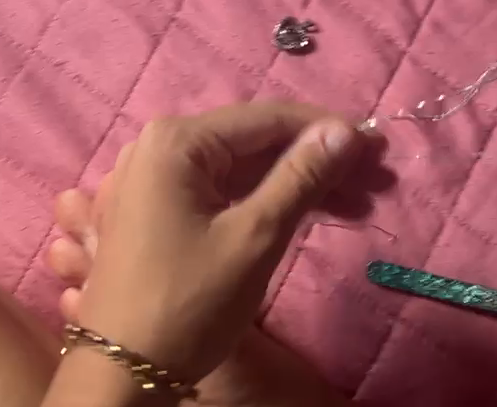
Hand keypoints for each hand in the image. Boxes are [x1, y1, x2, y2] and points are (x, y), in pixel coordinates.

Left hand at [75, 102, 365, 383]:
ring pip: (242, 168)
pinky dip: (264, 200)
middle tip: (376, 180)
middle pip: (255, 143)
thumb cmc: (187, 303)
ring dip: (297, 184)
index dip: (325, 130)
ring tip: (358, 204)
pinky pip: (222, 189)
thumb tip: (344, 131)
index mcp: (177, 140)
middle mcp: (161, 144)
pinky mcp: (159, 205)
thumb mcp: (253, 239)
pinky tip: (311, 212)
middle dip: (316, 161)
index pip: (265, 119)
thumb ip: (300, 178)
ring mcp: (156, 175)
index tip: (376, 147)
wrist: (120, 376)